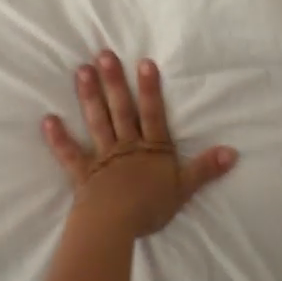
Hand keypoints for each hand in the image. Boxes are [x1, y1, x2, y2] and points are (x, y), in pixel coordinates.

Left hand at [43, 51, 236, 240]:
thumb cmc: (150, 208)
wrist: (114, 226)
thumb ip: (206, 168)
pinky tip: (48, 120)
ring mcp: (103, 158)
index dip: (149, 88)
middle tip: (103, 54)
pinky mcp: (83, 175)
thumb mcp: (184, 188)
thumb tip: (233, 151)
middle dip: (113, 81)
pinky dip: (58, 138)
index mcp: (152, 148)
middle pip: (121, 109)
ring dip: (89, 96)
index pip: (152, 112)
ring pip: (97, 122)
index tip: (143, 62)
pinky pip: (69, 155)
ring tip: (81, 71)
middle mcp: (127, 146)